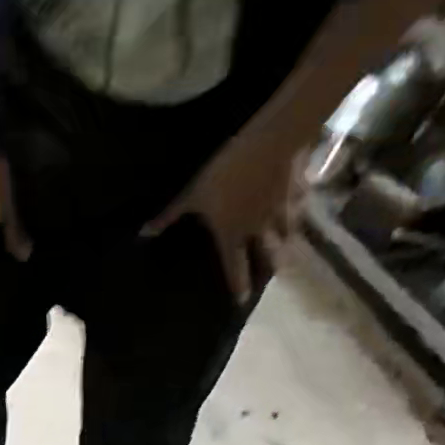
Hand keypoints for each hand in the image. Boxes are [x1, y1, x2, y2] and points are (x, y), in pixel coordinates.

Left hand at [142, 145, 304, 302]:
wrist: (270, 141)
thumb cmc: (224, 173)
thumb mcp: (191, 196)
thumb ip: (169, 216)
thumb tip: (144, 235)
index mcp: (233, 235)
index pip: (235, 267)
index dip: (238, 286)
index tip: (242, 303)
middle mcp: (259, 229)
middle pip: (269, 257)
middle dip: (270, 268)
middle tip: (270, 276)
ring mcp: (281, 210)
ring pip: (288, 234)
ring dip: (286, 242)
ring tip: (286, 247)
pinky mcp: (297, 190)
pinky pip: (301, 204)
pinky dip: (299, 208)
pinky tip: (300, 205)